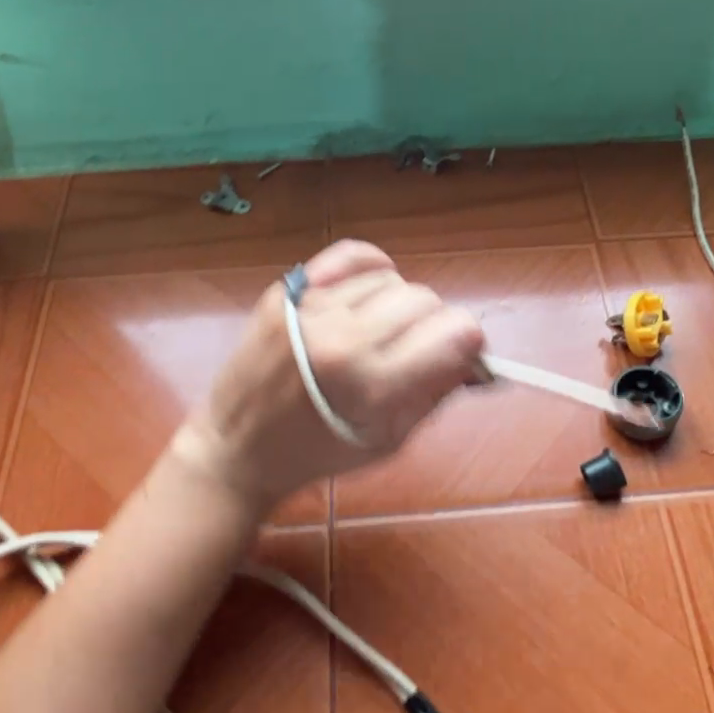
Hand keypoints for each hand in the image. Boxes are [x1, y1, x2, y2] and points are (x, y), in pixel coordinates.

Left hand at [171, 240, 485, 509]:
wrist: (238, 448)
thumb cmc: (319, 454)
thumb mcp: (389, 441)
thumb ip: (436, 393)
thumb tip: (475, 355)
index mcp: (373, 385)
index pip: (456, 332)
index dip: (470, 342)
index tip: (465, 353)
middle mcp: (343, 338)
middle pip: (426, 300)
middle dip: (437, 323)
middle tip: (424, 347)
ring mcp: (311, 310)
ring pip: (390, 279)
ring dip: (401, 302)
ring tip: (386, 329)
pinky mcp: (287, 293)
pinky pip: (349, 258)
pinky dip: (372, 269)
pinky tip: (374, 290)